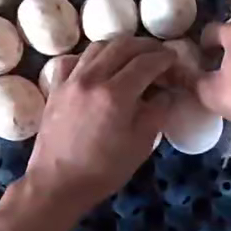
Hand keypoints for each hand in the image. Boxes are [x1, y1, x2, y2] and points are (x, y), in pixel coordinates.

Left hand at [19, 37, 174, 214]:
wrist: (57, 184)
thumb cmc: (104, 170)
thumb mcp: (141, 144)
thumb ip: (157, 112)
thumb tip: (166, 93)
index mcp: (116, 94)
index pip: (146, 62)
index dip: (164, 58)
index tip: (174, 59)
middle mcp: (92, 78)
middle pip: (122, 46)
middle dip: (145, 46)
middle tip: (158, 54)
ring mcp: (70, 81)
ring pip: (97, 47)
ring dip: (119, 47)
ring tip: (132, 57)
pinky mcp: (55, 88)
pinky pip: (73, 61)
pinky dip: (90, 57)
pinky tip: (98, 67)